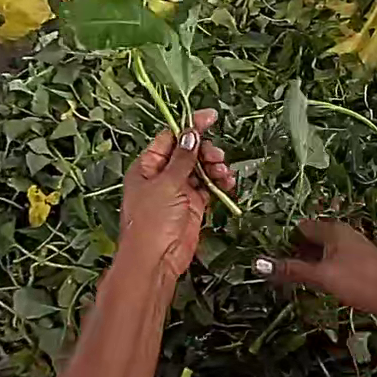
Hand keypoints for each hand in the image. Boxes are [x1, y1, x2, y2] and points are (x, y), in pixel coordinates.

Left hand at [117, 109, 234, 278]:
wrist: (156, 260)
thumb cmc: (151, 221)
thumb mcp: (166, 184)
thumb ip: (182, 158)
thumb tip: (191, 133)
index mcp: (148, 166)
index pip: (171, 138)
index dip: (190, 126)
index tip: (210, 117)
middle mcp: (163, 175)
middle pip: (190, 152)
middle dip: (206, 151)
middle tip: (216, 157)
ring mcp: (180, 190)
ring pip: (202, 168)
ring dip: (215, 166)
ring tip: (223, 173)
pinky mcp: (194, 204)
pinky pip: (211, 186)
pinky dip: (220, 182)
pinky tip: (228, 183)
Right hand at [258, 220, 376, 322]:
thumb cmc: (361, 281)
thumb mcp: (322, 276)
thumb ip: (292, 270)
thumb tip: (259, 262)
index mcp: (334, 230)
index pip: (303, 227)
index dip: (285, 238)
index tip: (267, 252)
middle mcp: (345, 235)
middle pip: (314, 238)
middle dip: (296, 251)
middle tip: (276, 268)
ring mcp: (355, 250)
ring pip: (326, 252)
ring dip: (310, 263)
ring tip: (292, 279)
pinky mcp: (363, 265)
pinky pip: (336, 262)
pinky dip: (323, 270)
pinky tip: (319, 284)